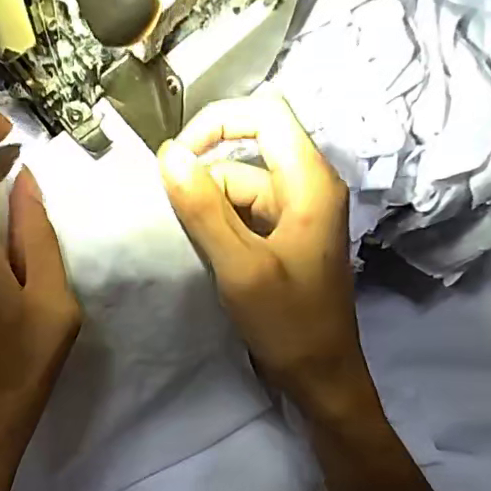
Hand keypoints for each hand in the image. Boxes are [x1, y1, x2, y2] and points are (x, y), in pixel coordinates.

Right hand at [158, 95, 373, 421]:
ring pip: (240, 186)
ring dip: (207, 205)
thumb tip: (169, 155)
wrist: (321, 376)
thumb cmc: (289, 324)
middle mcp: (306, 187)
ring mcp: (295, 215)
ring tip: (184, 242)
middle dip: (204, 175)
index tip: (177, 161)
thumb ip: (204, 209)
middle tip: (173, 217)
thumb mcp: (240, 266)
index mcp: (310, 182)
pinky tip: (199, 250)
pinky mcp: (284, 238)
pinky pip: (244, 213)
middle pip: (247, 152)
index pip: (264, 113)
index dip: (216, 123)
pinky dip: (218, 224)